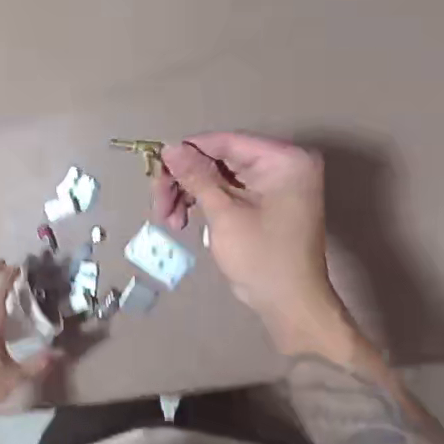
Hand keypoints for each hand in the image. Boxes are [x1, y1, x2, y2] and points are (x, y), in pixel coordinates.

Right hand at [152, 133, 356, 358]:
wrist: (288, 301)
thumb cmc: (261, 256)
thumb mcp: (224, 213)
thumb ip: (196, 176)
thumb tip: (169, 148)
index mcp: (283, 159)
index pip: (224, 142)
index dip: (186, 154)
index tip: (155, 173)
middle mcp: (282, 164)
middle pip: (217, 159)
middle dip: (184, 181)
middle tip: (159, 205)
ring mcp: (273, 184)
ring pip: (216, 176)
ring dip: (188, 195)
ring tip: (170, 221)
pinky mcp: (264, 202)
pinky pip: (225, 191)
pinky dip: (202, 204)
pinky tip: (183, 221)